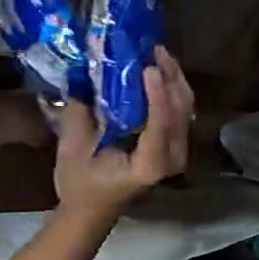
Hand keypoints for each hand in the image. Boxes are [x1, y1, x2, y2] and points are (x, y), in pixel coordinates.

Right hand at [53, 46, 193, 220]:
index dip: (157, 95)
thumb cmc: (80, 183)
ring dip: (173, 79)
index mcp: (150, 165)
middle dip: (170, 77)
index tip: (148, 68)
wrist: (92, 210)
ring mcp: (177, 152)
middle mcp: (172, 159)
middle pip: (180, 111)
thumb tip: (88, 73)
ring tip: (157, 53)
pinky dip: (171, 89)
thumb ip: (83, 112)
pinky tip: (158, 70)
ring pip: (184, 109)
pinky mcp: (174, 145)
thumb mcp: (74, 148)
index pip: (160, 125)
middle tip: (153, 49)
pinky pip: (179, 113)